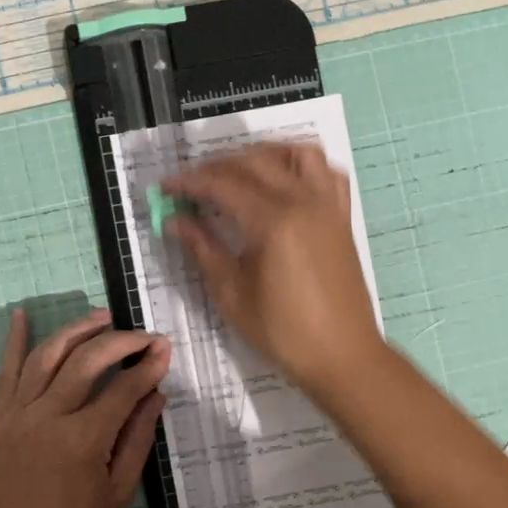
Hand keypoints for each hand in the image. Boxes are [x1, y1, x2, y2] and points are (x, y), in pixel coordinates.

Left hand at [0, 307, 168, 507]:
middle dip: (120, 342)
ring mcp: (19, 414)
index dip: (149, 366)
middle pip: (87, 361)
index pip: (123, 389)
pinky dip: (14, 341)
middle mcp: (49, 417)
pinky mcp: (0, 418)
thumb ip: (138, 440)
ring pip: (48, 356)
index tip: (165, 349)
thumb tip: (156, 396)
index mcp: (84, 440)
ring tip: (101, 318)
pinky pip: (7, 371)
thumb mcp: (117, 493)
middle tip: (143, 336)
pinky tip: (21, 314)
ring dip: (76, 330)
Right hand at [164, 142, 388, 393]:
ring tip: (236, 173)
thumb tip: (176, 220)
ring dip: (261, 154)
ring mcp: (328, 205)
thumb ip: (203, 248)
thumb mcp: (231, 293)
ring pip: (295, 152)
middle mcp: (304, 201)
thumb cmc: (281, 331)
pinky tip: (282, 179)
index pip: (223, 184)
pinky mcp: (341, 216)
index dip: (190, 183)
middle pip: (254, 162)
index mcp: (273, 221)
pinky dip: (300, 164)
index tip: (165, 188)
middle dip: (217, 166)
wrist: (340, 354)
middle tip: (190, 184)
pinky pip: (325, 171)